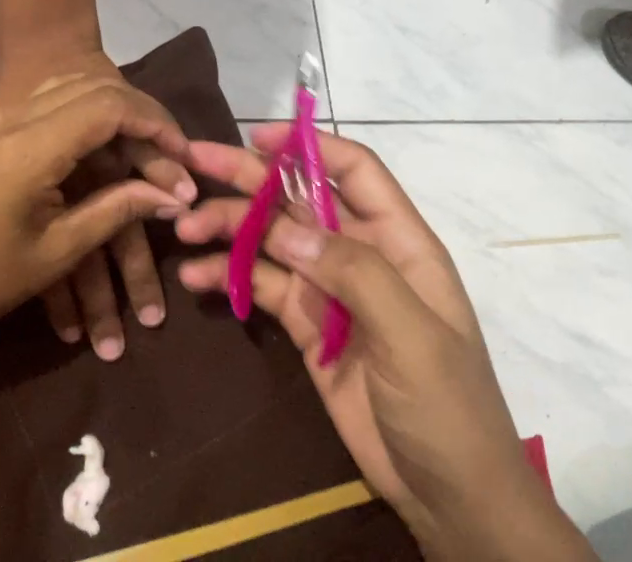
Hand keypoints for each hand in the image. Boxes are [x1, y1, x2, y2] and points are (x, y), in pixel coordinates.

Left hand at [0, 48, 195, 361]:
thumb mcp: (57, 251)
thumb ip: (117, 211)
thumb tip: (173, 195)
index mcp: (30, 147)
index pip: (108, 106)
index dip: (155, 125)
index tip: (185, 158)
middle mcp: (15, 119)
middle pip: (94, 89)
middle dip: (142, 117)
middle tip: (174, 158)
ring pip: (71, 89)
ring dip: (114, 113)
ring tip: (146, 152)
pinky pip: (49, 102)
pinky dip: (85, 114)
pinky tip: (106, 145)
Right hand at [175, 126, 593, 561]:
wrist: (449, 495)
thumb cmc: (446, 406)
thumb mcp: (410, 335)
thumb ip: (352, 273)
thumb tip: (284, 229)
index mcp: (400, 243)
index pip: (354, 172)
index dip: (307, 146)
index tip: (253, 137)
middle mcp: (361, 255)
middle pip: (298, 201)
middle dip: (246, 180)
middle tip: (190, 165)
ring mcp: (329, 291)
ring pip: (270, 242)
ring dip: (227, 230)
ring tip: (182, 230)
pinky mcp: (305, 327)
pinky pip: (261, 287)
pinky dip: (226, 277)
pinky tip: (194, 278)